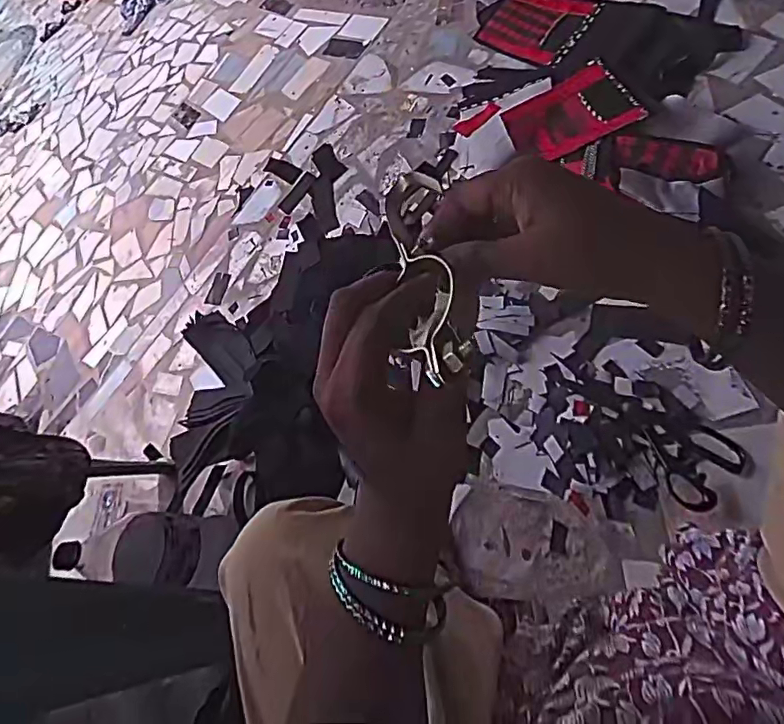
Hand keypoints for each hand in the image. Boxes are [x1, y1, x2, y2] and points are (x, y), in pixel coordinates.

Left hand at [313, 270, 470, 528]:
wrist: (396, 504)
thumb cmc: (423, 473)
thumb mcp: (444, 423)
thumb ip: (449, 363)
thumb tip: (460, 305)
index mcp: (349, 394)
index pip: (369, 325)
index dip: (403, 297)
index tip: (435, 281)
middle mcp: (326, 379)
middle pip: (342, 308)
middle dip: (381, 285)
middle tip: (422, 279)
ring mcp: (324, 376)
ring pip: (340, 314)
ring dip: (375, 296)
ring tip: (417, 293)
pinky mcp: (331, 374)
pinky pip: (345, 328)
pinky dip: (372, 312)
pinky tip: (404, 316)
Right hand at [421, 156, 719, 332]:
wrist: (660, 264)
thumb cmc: (592, 256)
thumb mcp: (529, 260)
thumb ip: (477, 258)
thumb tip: (436, 261)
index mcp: (515, 178)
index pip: (458, 198)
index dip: (437, 228)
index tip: (421, 259)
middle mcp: (523, 176)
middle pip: (472, 205)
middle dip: (454, 237)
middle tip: (435, 271)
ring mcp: (539, 192)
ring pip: (490, 217)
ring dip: (474, 243)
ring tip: (454, 274)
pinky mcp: (551, 209)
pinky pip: (511, 223)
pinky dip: (496, 244)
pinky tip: (484, 268)